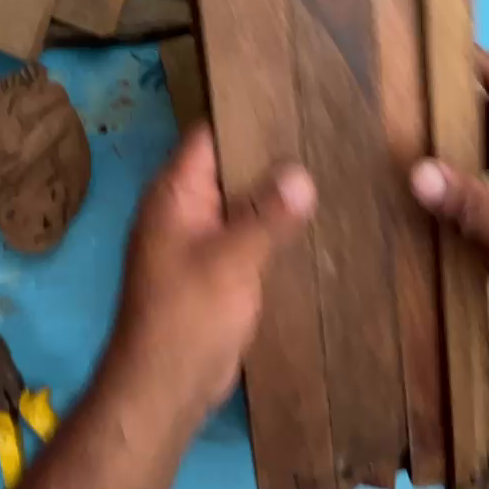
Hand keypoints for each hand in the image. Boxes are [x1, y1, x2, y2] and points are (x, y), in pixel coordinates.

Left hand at [103, 126, 316, 420]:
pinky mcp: (211, 266)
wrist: (164, 388)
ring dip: (271, 191)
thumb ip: (267, 215)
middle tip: (321, 133)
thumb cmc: (190, 313)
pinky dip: (268, 224)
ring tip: (325, 168)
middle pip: (226, 165)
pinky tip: (307, 220)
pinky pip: (242, 231)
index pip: (209, 133)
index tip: (291, 100)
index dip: (245, 113)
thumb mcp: (232, 259)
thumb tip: (303, 173)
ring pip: (237, 200)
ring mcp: (196, 237)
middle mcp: (182, 206)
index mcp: (175, 191)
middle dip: (267, 153)